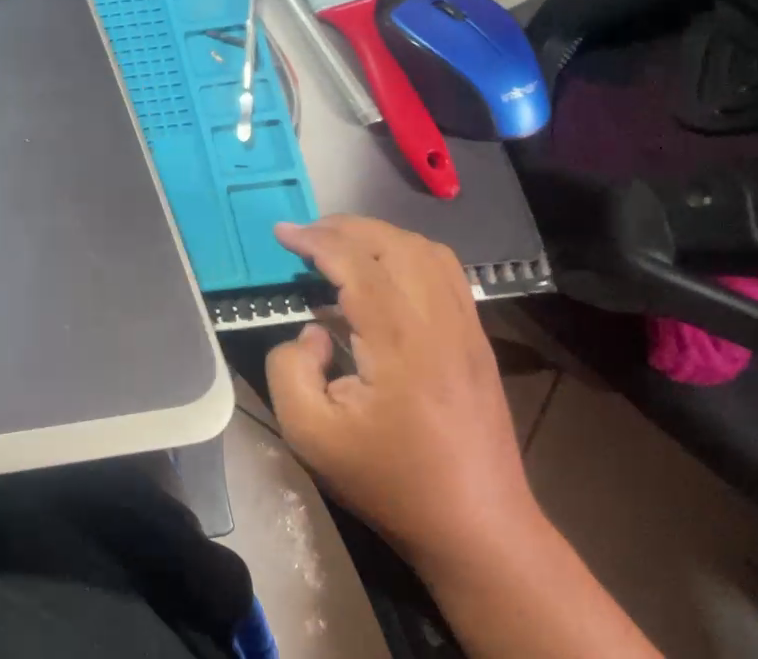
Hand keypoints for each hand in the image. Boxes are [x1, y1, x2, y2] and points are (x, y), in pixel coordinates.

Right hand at [265, 216, 539, 567]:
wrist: (476, 528)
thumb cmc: (387, 480)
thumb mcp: (308, 432)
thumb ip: (289, 367)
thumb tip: (312, 333)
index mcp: (404, 346)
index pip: (360, 264)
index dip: (317, 240)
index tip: (280, 235)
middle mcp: (444, 329)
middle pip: (402, 245)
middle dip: (348, 227)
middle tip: (304, 236)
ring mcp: (469, 336)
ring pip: (432, 256)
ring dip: (380, 239)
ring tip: (336, 249)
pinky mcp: (477, 347)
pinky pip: (445, 279)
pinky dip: (404, 259)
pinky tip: (373, 282)